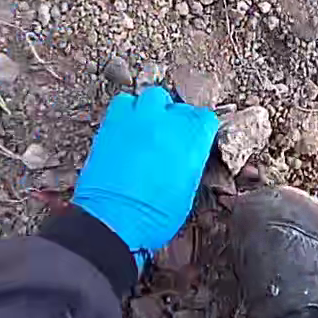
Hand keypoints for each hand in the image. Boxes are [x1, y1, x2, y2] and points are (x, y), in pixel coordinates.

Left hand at [71, 86, 220, 261]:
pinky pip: (123, 103)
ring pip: (152, 96)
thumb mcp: (187, 189)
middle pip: (178, 105)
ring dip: (152, 108)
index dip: (199, 129)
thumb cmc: (154, 215)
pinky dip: (127, 112)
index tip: (194, 137)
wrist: (113, 221)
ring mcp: (140, 119)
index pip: (204, 118)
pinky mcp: (113, 123)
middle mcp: (169, 122)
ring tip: (148, 126)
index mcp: (193, 138)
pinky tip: (127, 129)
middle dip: (175, 117)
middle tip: (169, 134)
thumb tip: (185, 156)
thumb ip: (189, 161)